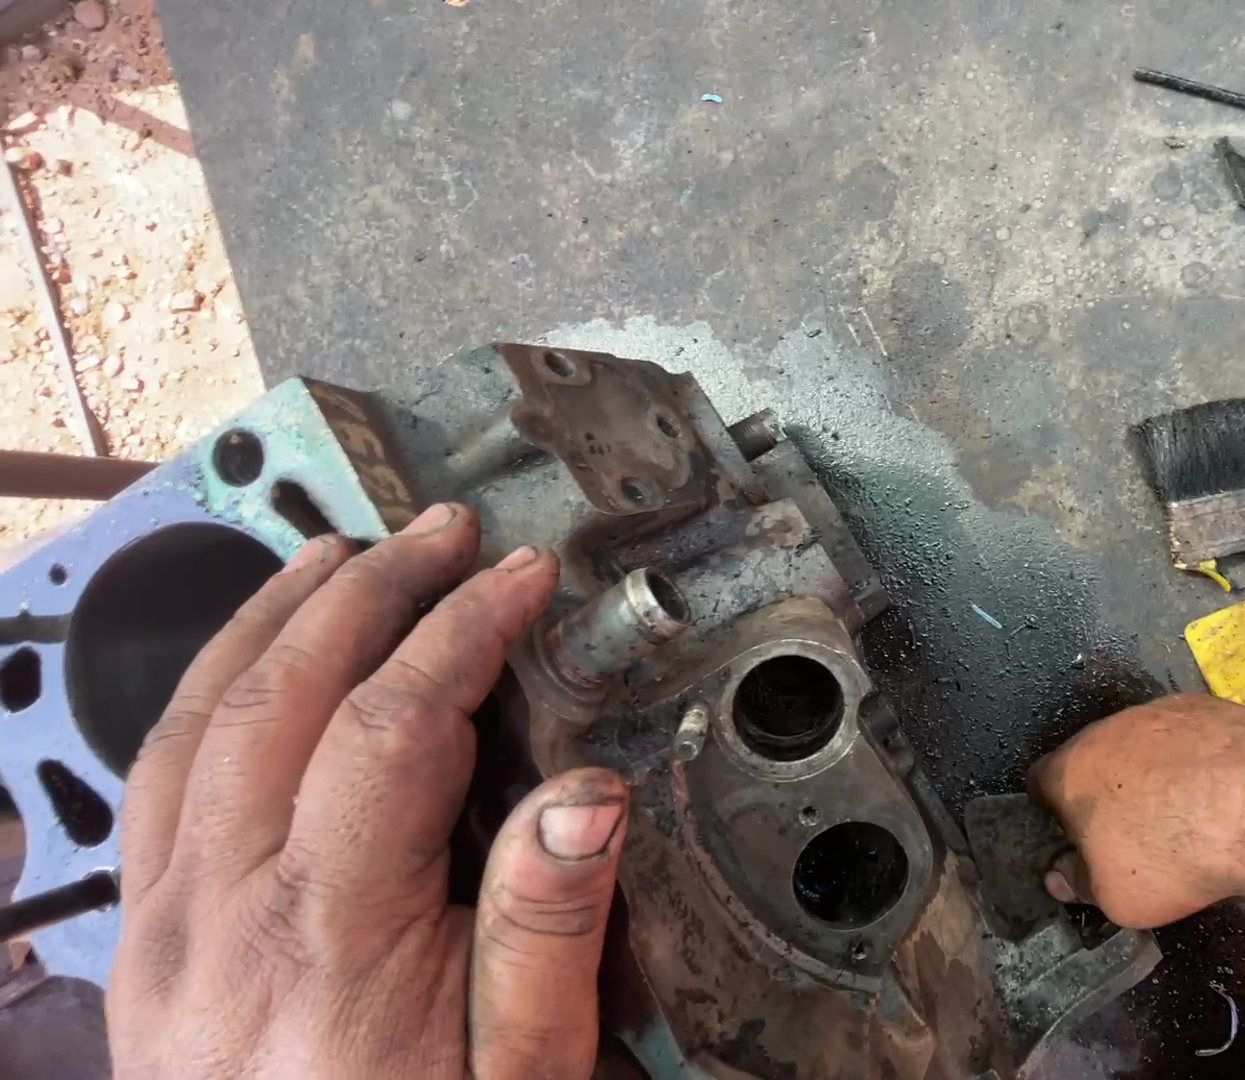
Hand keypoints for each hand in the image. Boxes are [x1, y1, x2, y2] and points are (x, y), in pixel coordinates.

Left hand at [108, 503, 627, 1078]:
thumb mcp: (527, 1060)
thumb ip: (550, 927)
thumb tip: (588, 794)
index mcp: (329, 929)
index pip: (391, 722)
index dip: (463, 627)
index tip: (523, 574)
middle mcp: (225, 909)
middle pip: (282, 696)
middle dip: (372, 590)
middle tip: (440, 531)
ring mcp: (167, 922)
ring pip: (198, 721)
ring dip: (276, 615)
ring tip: (338, 552)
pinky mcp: (156, 935)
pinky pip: (159, 775)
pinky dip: (209, 686)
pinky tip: (253, 657)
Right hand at [1028, 693, 1244, 927]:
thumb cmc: (1170, 854)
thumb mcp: (1117, 897)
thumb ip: (1079, 884)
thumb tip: (1058, 876)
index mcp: (1069, 773)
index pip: (1038, 782)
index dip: (1050, 809)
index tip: (1073, 835)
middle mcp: (1101, 732)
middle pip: (1089, 757)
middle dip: (1103, 788)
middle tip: (1130, 827)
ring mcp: (1150, 712)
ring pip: (1135, 742)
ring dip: (1147, 769)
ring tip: (1182, 806)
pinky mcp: (1197, 704)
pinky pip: (1180, 732)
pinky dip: (1189, 754)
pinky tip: (1216, 784)